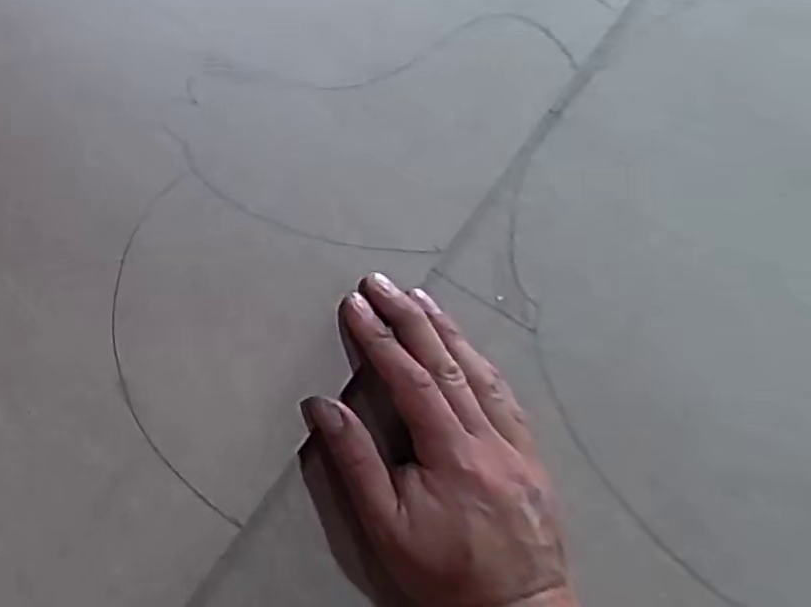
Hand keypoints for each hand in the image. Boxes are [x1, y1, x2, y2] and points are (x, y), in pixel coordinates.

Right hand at [304, 275, 575, 606]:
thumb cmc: (443, 572)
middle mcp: (495, 449)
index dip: (380, 339)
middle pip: (450, 368)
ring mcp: (521, 455)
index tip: (354, 304)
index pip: (413, 382)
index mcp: (457, 460)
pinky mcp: (533, 464)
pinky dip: (480, 363)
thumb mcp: (385, 524)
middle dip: (410, 319)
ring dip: (447, 332)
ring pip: (484, 378)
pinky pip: (507, 400)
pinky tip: (465, 346)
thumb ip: (354, 460)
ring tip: (420, 297)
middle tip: (380, 282)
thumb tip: (322, 404)